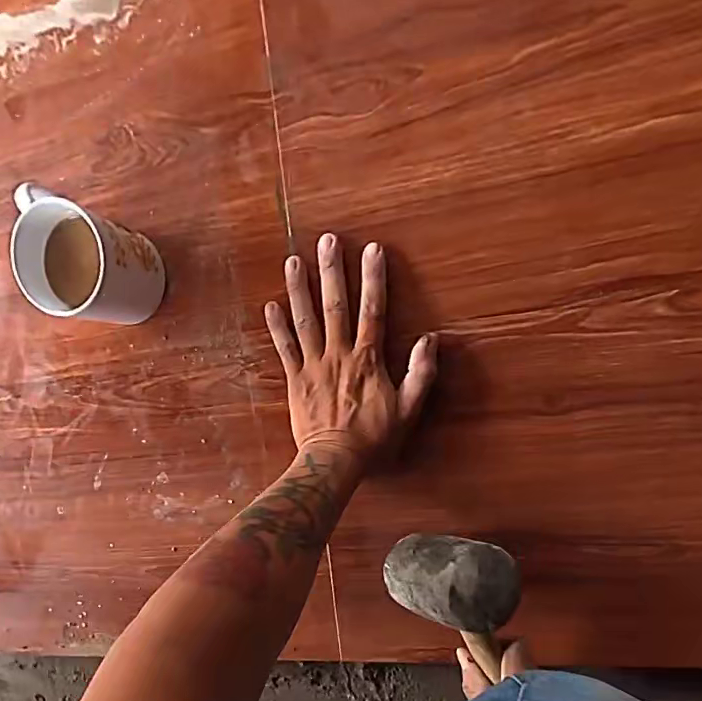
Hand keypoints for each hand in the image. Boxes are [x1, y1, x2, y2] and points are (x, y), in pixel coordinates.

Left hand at [264, 233, 436, 467]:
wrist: (335, 460)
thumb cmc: (373, 439)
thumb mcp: (408, 409)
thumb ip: (420, 374)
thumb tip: (431, 340)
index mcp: (367, 359)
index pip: (372, 310)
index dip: (373, 278)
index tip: (372, 249)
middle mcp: (339, 354)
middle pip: (335, 306)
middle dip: (332, 271)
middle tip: (327, 240)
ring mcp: (314, 365)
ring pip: (306, 320)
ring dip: (300, 289)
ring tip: (293, 261)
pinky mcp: (295, 380)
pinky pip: (284, 349)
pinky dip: (277, 327)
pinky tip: (270, 305)